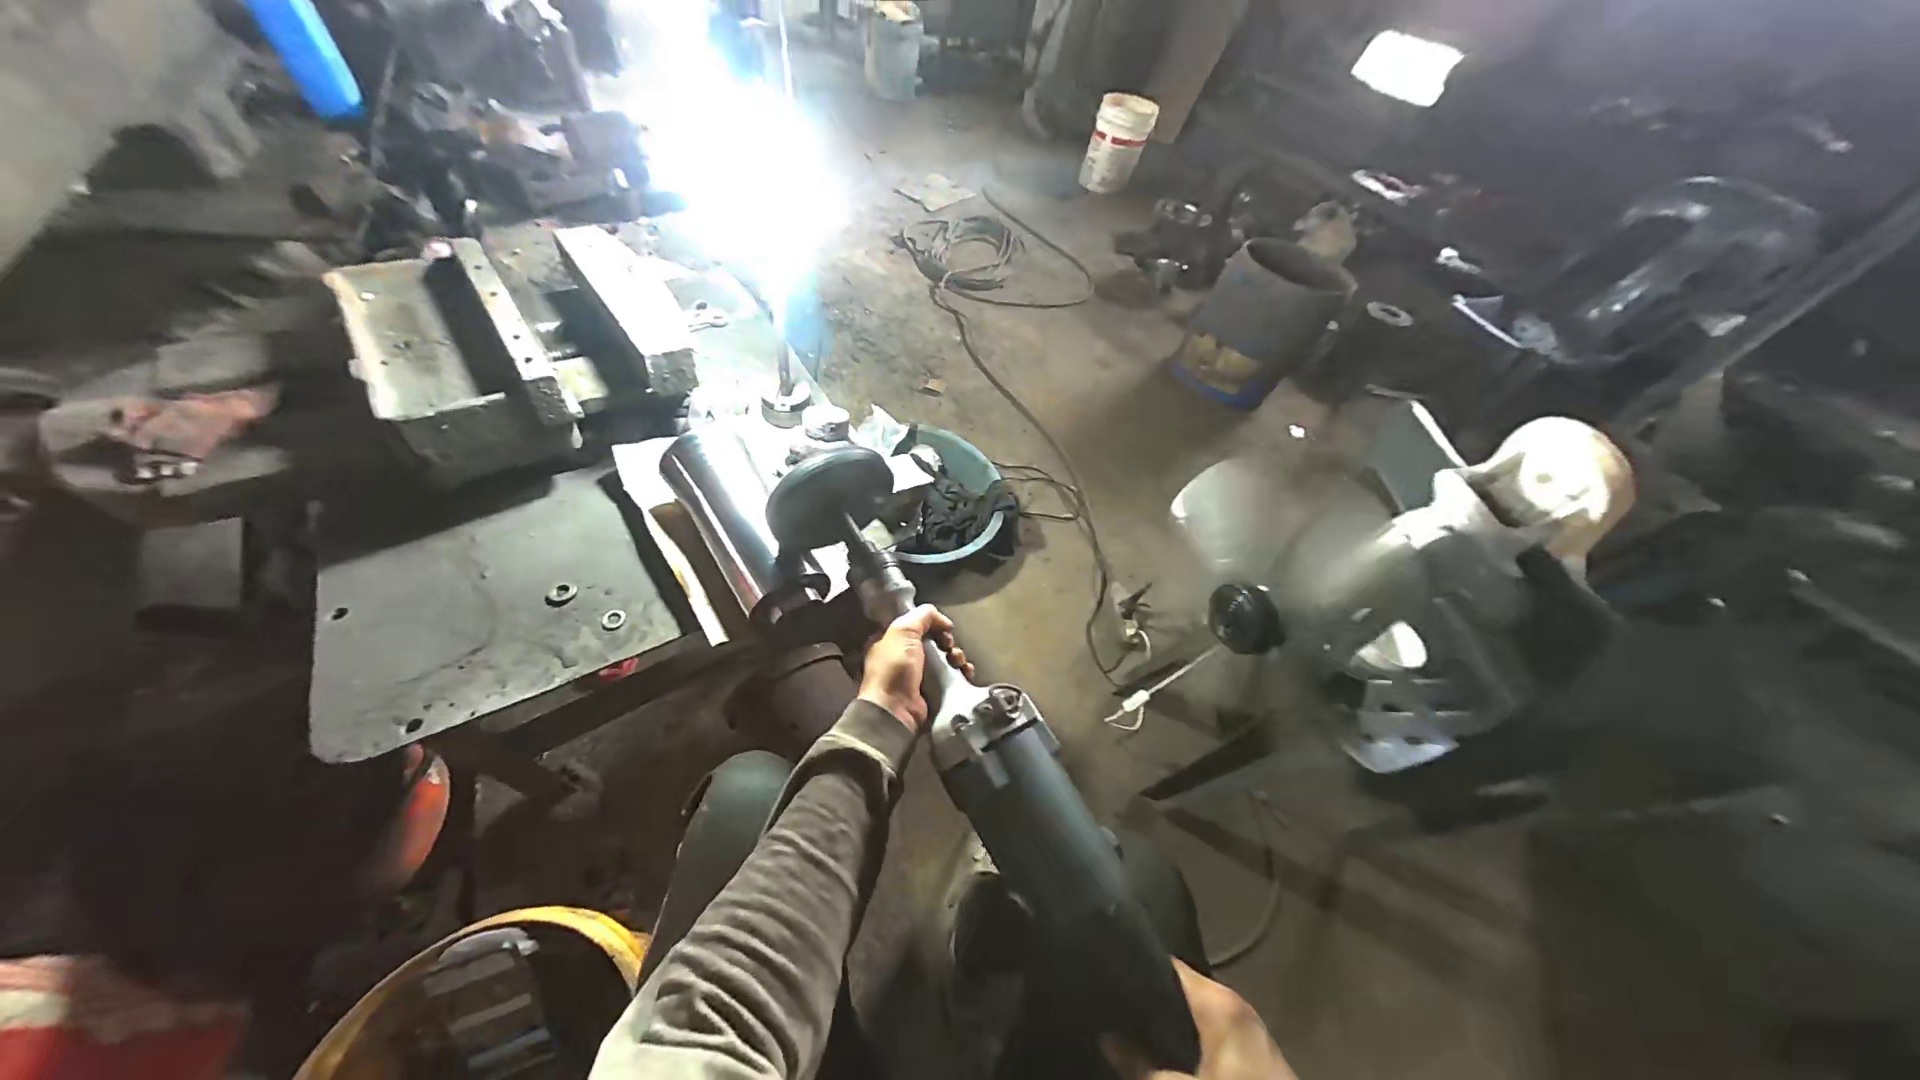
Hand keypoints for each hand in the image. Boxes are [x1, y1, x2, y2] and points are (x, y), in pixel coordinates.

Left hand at [859, 604, 973, 730]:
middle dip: (947, 641)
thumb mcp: (903, 630)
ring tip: (958, 662)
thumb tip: (944, 621)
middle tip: (949, 647)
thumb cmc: (895, 667)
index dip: (933, 624)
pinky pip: (953, 677)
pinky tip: (966, 672)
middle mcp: (905, 657)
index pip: (918, 626)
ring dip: (957, 656)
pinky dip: (962, 673)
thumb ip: (922, 616)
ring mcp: (920, 676)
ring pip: (946, 658)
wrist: (896, 710)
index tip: (943, 628)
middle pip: (935, 641)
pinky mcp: (934, 691)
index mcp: (892, 641)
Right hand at [1102, 960, 1296, 1079]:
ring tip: (1125, 1035)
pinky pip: (1208, 1044)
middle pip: (1177, 992)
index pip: (1165, 964)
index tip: (1100, 975)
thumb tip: (1108, 1037)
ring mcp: (1249, 1039)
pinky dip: (1184, 1049)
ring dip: (1163, 1031)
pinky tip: (1162, 1063)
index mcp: (1220, 1003)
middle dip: (1145, 1004)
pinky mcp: (1255, 1068)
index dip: (1131, 969)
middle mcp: (1235, 1010)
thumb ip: (1140, 1065)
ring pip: (1192, 1021)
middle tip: (1107, 1010)